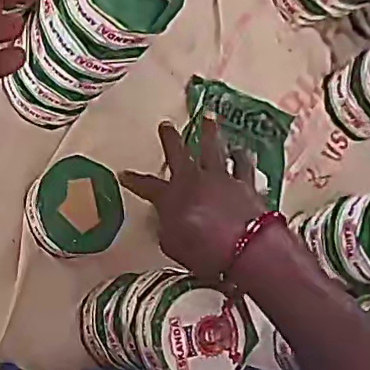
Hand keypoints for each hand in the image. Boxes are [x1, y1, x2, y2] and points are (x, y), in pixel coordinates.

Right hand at [121, 119, 269, 279]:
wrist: (245, 248)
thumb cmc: (203, 251)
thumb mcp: (173, 246)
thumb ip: (167, 230)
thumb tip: (167, 224)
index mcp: (170, 197)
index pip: (146, 186)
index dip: (133, 180)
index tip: (124, 174)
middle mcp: (194, 181)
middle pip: (178, 153)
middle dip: (169, 138)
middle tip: (165, 125)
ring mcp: (221, 179)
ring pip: (213, 149)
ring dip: (209, 132)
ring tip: (207, 118)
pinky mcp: (245, 184)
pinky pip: (243, 165)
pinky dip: (241, 156)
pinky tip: (242, 149)